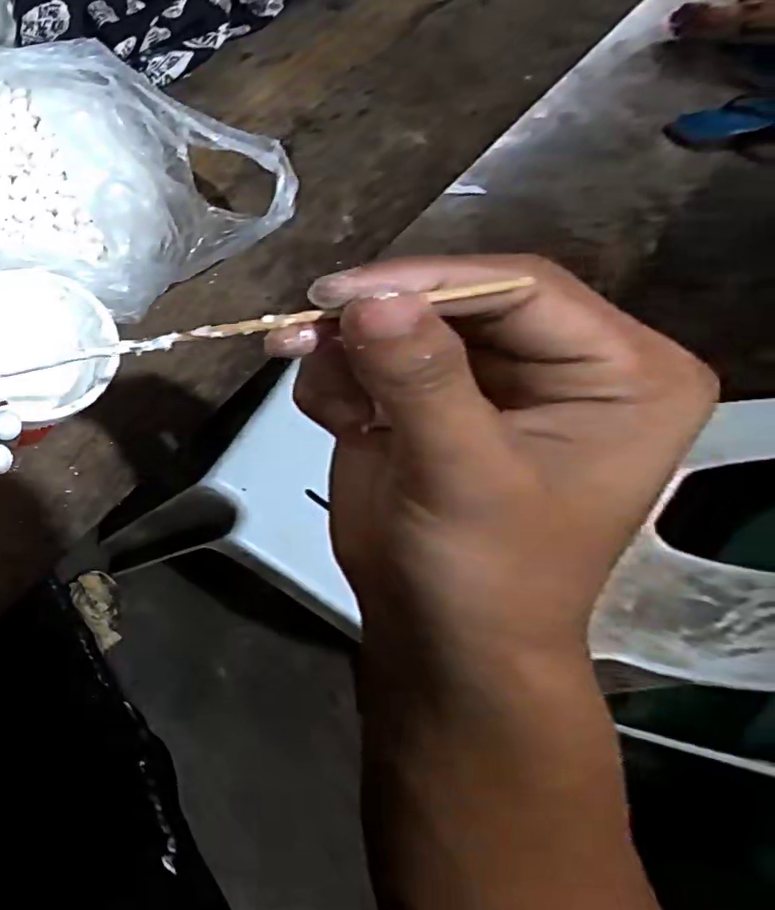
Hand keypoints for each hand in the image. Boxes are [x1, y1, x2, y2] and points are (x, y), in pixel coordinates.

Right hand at [265, 255, 715, 669]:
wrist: (435, 626)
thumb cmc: (483, 567)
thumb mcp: (459, 472)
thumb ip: (420, 381)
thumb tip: (370, 301)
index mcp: (613, 373)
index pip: (518, 290)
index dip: (425, 283)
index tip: (334, 297)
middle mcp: (550, 366)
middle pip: (447, 303)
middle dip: (368, 320)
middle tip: (296, 333)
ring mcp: (476, 385)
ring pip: (392, 328)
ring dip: (339, 353)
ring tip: (313, 388)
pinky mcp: (415, 403)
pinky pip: (361, 363)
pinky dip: (332, 385)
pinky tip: (336, 423)